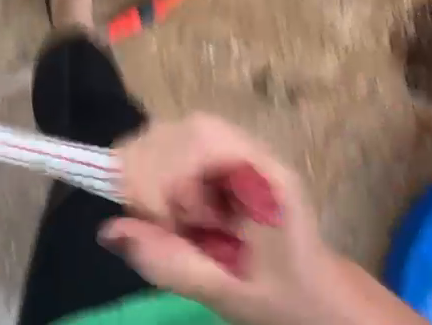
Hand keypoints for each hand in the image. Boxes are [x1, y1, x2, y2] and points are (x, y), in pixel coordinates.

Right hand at [101, 116, 345, 324]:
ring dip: (148, 178)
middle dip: (151, 177)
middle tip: (160, 226)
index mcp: (264, 172)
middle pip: (176, 131)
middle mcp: (246, 147)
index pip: (199, 137)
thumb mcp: (230, 292)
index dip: (166, 172)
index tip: (162, 223)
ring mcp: (230, 149)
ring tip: (168, 222)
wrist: (322, 300)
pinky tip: (169, 214)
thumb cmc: (285, 299)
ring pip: (166, 136)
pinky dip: (152, 179)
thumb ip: (172, 263)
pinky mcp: (215, 160)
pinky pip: (167, 150)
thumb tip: (109, 231)